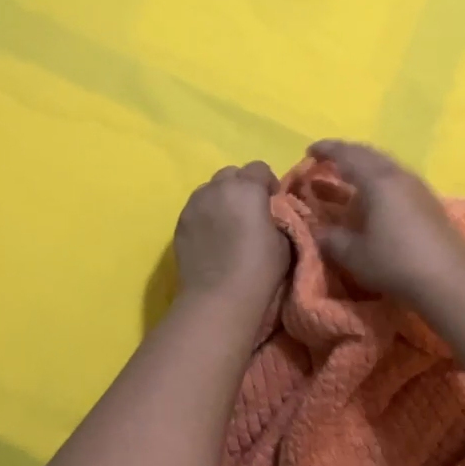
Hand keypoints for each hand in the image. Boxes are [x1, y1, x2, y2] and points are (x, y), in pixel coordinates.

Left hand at [172, 162, 289, 306]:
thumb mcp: (284, 241)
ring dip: (221, 197)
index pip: (259, 168)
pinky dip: (206, 213)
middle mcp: (218, 188)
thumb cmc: (258, 269)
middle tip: (249, 210)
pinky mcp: (180, 222)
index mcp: (247, 188)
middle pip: (231, 173)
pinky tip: (211, 236)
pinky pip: (196, 207)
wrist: (217, 297)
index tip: (272, 202)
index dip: (268, 182)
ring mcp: (195, 204)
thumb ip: (277, 217)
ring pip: (210, 188)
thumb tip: (270, 213)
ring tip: (227, 222)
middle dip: (242, 186)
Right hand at [308, 140, 464, 302]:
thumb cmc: (396, 262)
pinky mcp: (429, 201)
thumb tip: (320, 231)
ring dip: (364, 165)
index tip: (310, 151)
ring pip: (385, 164)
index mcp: (377, 180)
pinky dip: (379, 178)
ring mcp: (417, 186)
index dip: (327, 150)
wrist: (449, 279)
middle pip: (368, 154)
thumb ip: (332, 239)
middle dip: (346, 154)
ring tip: (349, 176)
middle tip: (327, 160)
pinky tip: (375, 196)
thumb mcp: (355, 255)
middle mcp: (398, 175)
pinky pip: (397, 177)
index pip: (347, 155)